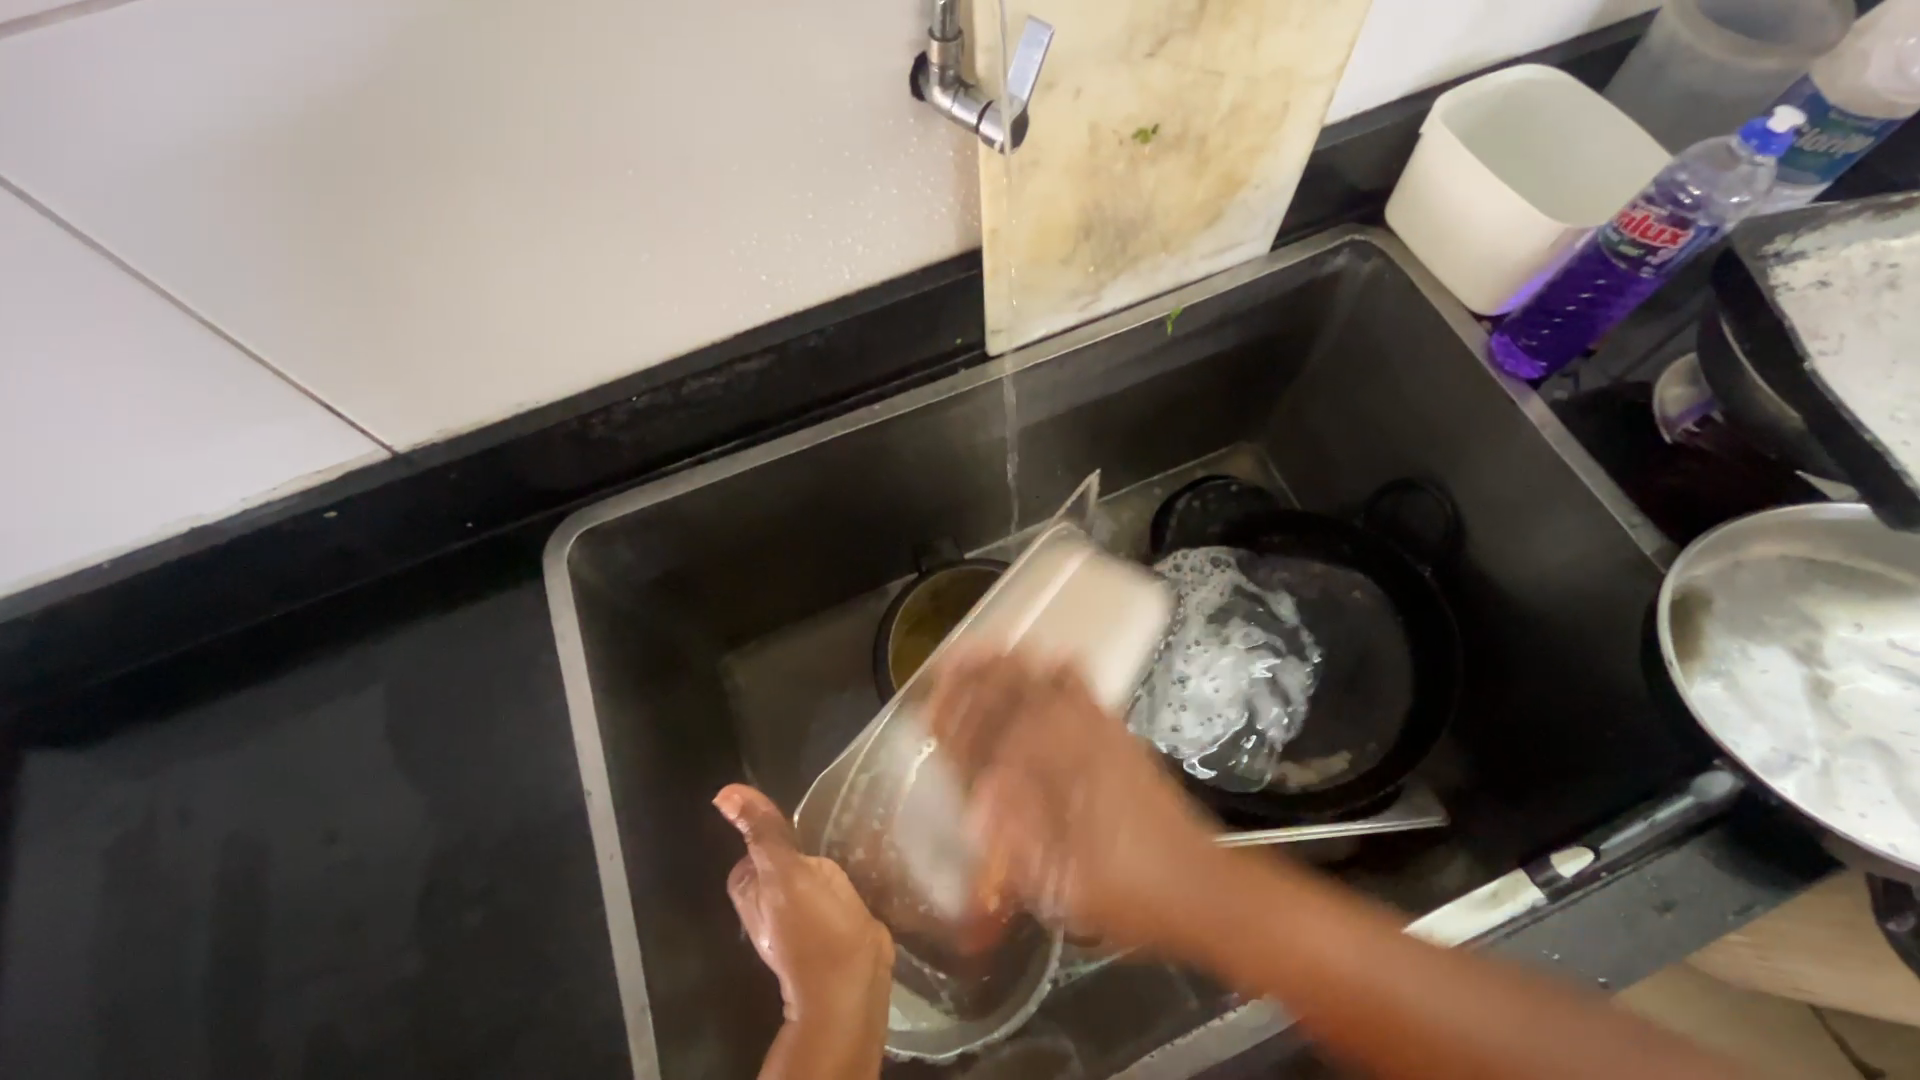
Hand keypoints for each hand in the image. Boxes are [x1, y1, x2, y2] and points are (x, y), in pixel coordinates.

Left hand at [714, 784, 892, 1055]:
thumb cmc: (813, 927)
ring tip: (852, 837)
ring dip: (829, 861)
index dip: (774, 829)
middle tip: (834, 821)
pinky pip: (836, 889)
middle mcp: (770, 903)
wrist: (851, 984)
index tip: (800, 814)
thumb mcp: (785, 871)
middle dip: (805, 844)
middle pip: (785, 857)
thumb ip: (762, 832)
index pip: (756, 844)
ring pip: (812, 872)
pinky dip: (847, 879)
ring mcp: (803, 916)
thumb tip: (723, 792)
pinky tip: (865, 867)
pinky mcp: (834, 923)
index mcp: (751, 889)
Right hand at [924, 651, 1224, 952]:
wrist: (1203, 888)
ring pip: (1053, 687)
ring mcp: (1107, 738)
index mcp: (1062, 782)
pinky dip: (1066, 674)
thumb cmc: (1133, 896)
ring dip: (1018, 667)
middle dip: (982, 679)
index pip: (996, 739)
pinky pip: (1091, 695)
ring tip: (988, 649)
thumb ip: (1020, 844)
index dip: (959, 723)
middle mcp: (1081, 747)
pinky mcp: (1124, 740)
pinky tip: (1057, 661)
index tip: (931, 709)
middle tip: (951, 662)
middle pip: (1021, 699)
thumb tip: (973, 807)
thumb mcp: (1070, 888)